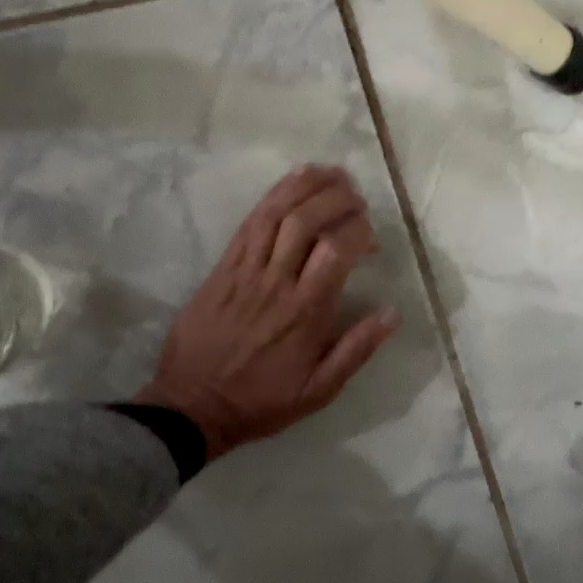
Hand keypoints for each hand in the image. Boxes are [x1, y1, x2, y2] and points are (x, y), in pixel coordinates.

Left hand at [136, 165, 400, 457]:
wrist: (190, 408)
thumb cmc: (262, 400)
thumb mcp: (320, 390)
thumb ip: (357, 349)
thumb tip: (393, 313)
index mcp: (305, 312)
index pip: (336, 250)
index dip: (359, 230)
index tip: (372, 236)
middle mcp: (276, 283)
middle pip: (306, 221)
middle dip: (337, 198)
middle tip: (357, 196)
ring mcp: (244, 272)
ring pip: (275, 214)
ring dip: (305, 186)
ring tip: (331, 173)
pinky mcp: (222, 269)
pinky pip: (248, 224)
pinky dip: (273, 197)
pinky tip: (292, 182)